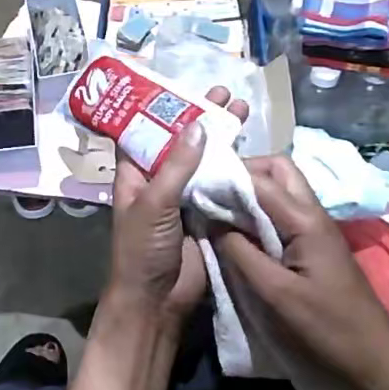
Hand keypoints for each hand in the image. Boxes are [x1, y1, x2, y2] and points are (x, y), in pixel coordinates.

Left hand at [105, 86, 248, 334]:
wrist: (157, 302)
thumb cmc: (142, 250)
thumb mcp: (154, 203)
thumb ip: (177, 165)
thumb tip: (199, 125)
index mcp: (136, 174)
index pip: (148, 132)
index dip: (167, 109)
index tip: (189, 87)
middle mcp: (159, 181)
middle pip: (182, 142)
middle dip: (202, 118)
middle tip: (226, 93)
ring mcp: (184, 198)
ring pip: (204, 161)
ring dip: (222, 139)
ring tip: (243, 111)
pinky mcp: (206, 215)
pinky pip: (220, 186)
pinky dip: (234, 169)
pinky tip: (252, 151)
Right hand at [215, 156, 388, 389]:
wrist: (373, 369)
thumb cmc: (324, 331)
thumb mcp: (273, 293)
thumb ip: (238, 251)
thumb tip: (208, 217)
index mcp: (305, 220)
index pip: (260, 178)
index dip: (224, 176)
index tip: (190, 184)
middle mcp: (311, 216)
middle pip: (277, 171)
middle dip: (241, 174)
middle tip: (208, 194)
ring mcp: (313, 233)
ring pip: (280, 193)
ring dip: (248, 195)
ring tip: (214, 212)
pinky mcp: (310, 251)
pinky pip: (280, 218)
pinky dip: (255, 217)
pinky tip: (233, 235)